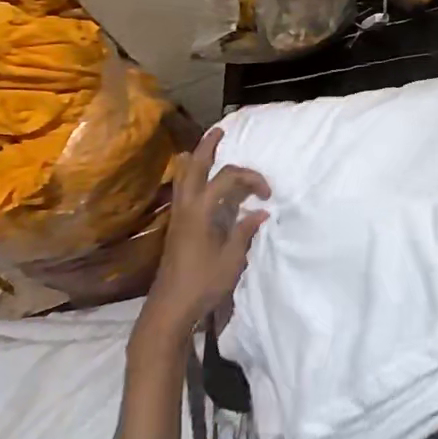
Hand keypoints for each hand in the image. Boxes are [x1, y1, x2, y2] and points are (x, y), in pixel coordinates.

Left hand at [137, 129, 268, 346]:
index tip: (267, 193)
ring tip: (204, 147)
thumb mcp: (232, 258)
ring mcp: (178, 217)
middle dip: (208, 148)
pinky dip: (190, 177)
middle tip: (219, 131)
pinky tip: (196, 180)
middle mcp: (186, 208)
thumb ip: (244, 231)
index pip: (227, 178)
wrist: (170, 308)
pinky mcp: (177, 228)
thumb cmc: (204, 283)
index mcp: (201, 212)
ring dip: (195, 160)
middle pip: (195, 168)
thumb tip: (259, 211)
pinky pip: (181, 191)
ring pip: (183, 179)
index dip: (250, 177)